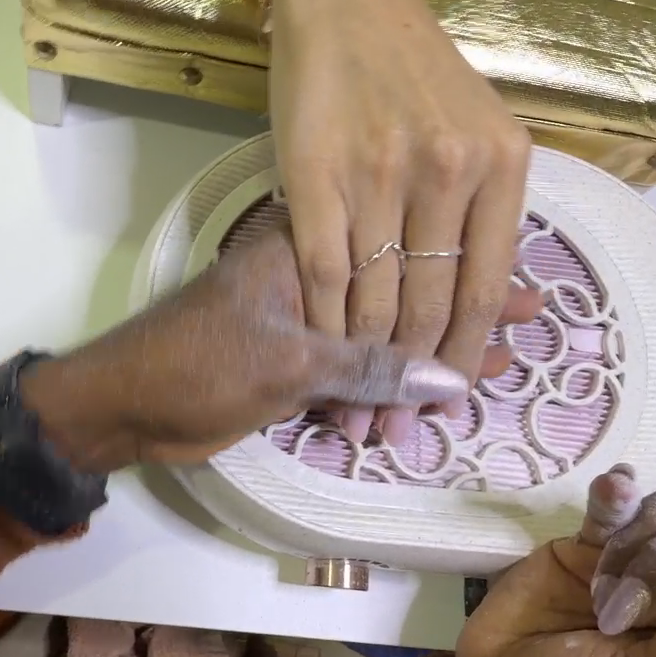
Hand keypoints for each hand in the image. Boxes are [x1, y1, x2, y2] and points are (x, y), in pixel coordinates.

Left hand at [21, 228, 542, 473]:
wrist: (126, 405)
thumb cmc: (198, 364)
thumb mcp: (286, 362)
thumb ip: (366, 366)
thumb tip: (447, 380)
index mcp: (309, 251)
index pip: (401, 250)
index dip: (462, 270)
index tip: (522, 289)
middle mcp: (315, 277)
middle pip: (401, 289)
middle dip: (461, 309)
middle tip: (529, 319)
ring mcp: (305, 322)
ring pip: (381, 332)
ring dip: (432, 348)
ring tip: (498, 359)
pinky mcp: (294, 364)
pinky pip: (355, 369)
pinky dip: (389, 380)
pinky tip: (432, 389)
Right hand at [269, 0, 532, 447]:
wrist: (348, 7)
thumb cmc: (416, 74)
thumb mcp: (481, 133)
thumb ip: (488, 215)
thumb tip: (507, 304)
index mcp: (501, 168)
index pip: (485, 288)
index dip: (464, 357)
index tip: (447, 402)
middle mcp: (447, 175)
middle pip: (430, 306)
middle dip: (410, 380)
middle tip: (394, 430)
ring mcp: (378, 178)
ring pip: (374, 301)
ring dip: (362, 368)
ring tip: (355, 415)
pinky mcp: (315, 182)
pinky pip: (324, 275)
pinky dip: (324, 327)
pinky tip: (322, 360)